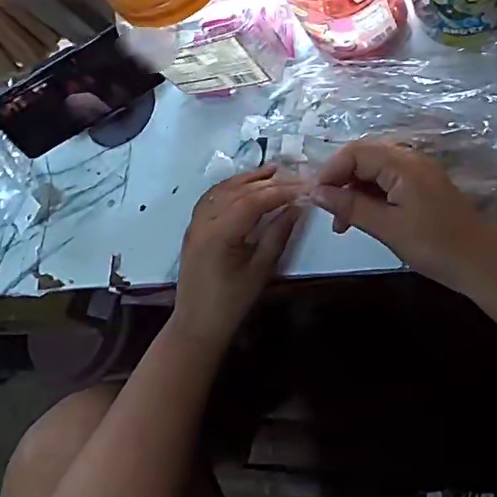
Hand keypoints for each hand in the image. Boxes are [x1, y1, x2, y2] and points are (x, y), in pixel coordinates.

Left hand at [171, 165, 301, 346]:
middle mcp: (203, 221)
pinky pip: (211, 198)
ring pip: (222, 190)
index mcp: (219, 234)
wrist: (197, 324)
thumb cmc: (232, 303)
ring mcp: (195, 222)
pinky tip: (245, 185)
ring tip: (272, 172)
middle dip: (266, 182)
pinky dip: (230, 187)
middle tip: (293, 176)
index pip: (252, 201)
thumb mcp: (260, 271)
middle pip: (237, 191)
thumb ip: (277, 235)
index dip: (278, 191)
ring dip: (247, 179)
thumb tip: (296, 208)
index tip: (302, 187)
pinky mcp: (193, 226)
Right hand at [310, 140, 496, 290]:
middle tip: (326, 208)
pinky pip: (387, 179)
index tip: (315, 197)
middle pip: (363, 156)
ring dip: (353, 188)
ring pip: (373, 168)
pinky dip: (369, 194)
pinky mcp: (422, 185)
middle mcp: (410, 159)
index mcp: (403, 165)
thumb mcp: (388, 228)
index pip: (355, 152)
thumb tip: (316, 193)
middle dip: (339, 178)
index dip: (330, 171)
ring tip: (341, 220)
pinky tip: (362, 216)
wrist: (485, 265)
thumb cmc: (436, 247)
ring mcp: (418, 171)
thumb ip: (351, 207)